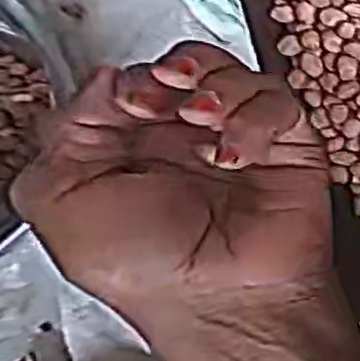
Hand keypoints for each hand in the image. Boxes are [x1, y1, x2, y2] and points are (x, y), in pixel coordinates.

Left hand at [13, 42, 331, 326]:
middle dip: (181, 70)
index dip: (135, 78)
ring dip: (223, 89)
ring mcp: (252, 142)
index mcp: (137, 143)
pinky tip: (239, 154)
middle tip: (169, 101)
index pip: (139, 80)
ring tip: (206, 120)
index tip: (131, 105)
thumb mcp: (60, 193)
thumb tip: (114, 78)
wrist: (219, 294)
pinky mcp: (300, 152)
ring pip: (247, 78)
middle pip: (198, 66)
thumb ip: (70, 128)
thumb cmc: (144, 264)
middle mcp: (196, 137)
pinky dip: (260, 120)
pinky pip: (288, 108)